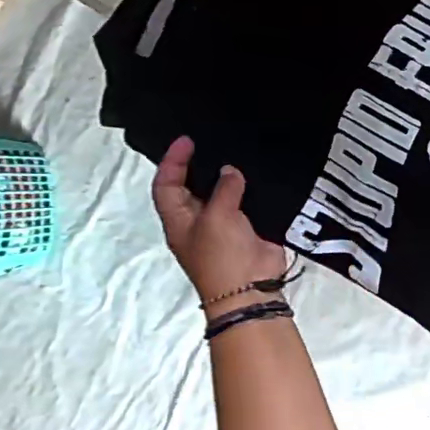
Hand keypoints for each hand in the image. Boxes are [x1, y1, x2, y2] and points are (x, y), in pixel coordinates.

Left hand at [152, 136, 289, 310]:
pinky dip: (254, 191)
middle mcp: (199, 221)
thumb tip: (230, 171)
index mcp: (179, 220)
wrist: (251, 289)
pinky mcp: (251, 230)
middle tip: (214, 141)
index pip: (166, 185)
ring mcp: (226, 226)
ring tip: (241, 152)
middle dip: (201, 165)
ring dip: (230, 177)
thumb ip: (224, 190)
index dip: (172, 161)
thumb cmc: (222, 255)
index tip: (187, 141)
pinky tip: (263, 175)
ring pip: (224, 195)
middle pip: (194, 188)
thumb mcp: (216, 217)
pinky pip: (250, 205)